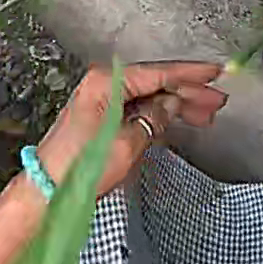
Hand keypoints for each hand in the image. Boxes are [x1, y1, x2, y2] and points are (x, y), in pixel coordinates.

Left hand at [34, 61, 227, 195]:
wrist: (47, 191)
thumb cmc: (79, 167)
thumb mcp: (125, 144)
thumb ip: (153, 119)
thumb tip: (172, 103)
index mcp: (107, 82)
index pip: (158, 73)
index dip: (189, 74)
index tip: (213, 72)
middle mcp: (104, 84)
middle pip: (155, 82)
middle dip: (187, 91)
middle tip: (215, 101)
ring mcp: (102, 99)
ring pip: (149, 96)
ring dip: (175, 104)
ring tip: (204, 115)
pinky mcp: (101, 117)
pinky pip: (137, 108)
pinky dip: (159, 115)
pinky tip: (176, 120)